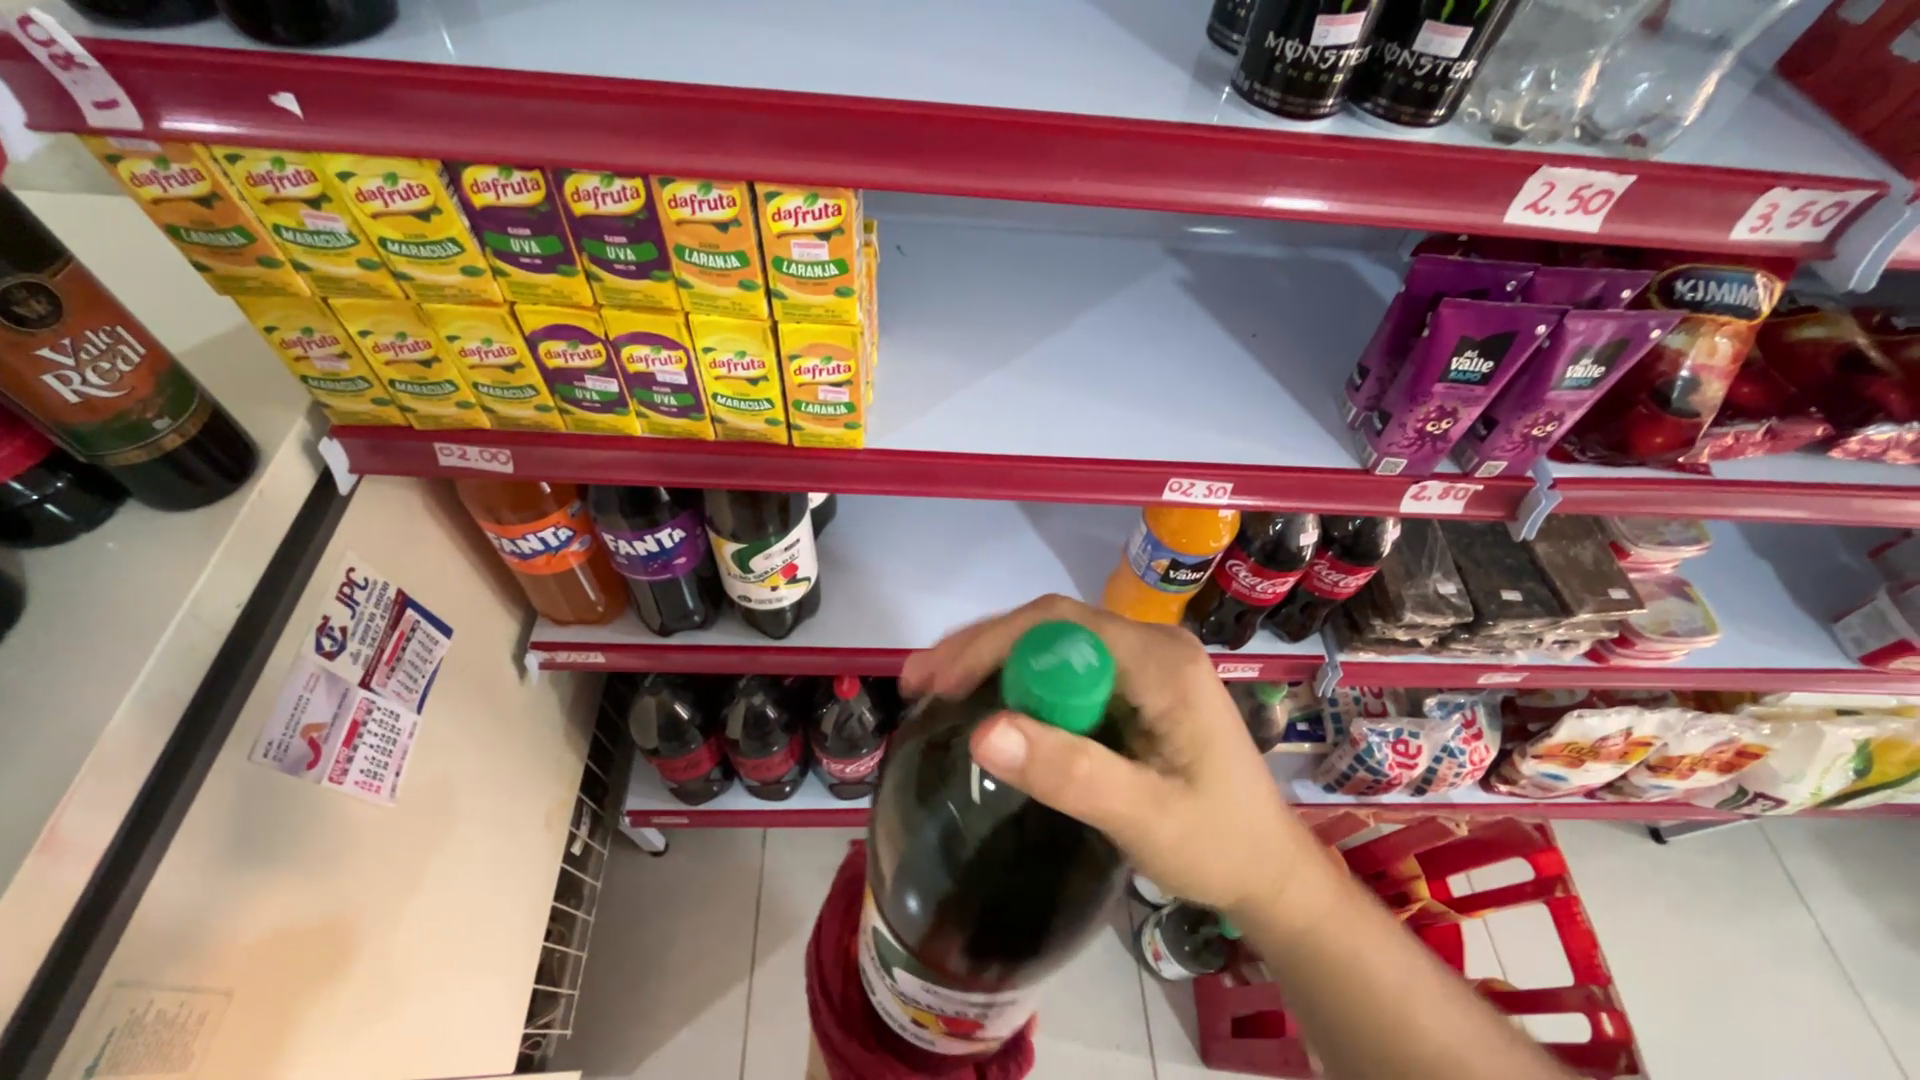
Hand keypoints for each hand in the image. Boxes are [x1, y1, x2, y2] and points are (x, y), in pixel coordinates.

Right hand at [900, 594, 1326, 916]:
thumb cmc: (1217, 845)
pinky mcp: (1137, 688)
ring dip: (993, 663)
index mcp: (1160, 662)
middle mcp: (1152, 646)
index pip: (1057, 626)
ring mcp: (1145, 665)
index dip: (988, 646)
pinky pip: (1068, 671)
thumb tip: (981, 732)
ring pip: (1053, 645)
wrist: (1268, 870)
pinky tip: (987, 704)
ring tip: (936, 689)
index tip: (936, 683)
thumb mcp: (1145, 817)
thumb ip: (1071, 774)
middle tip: (919, 683)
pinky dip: (1021, 685)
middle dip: (980, 649)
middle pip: (1050, 627)